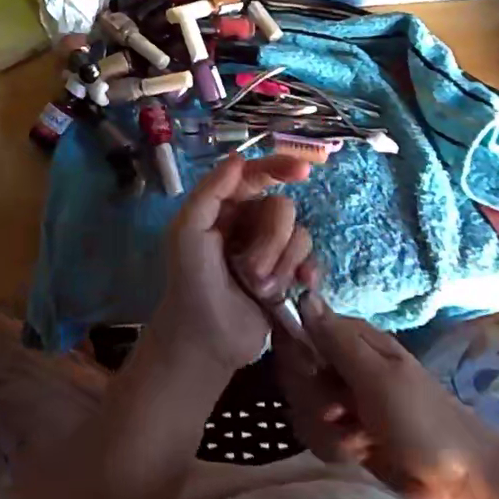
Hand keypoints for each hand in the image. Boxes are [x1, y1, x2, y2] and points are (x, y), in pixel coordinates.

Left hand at [149, 154, 318, 373]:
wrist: (204, 339)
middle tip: (249, 270)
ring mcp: (271, 250)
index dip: (279, 167)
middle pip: (282, 208)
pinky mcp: (287, 276)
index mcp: (224, 207)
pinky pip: (310, 261)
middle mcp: (250, 223)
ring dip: (281, 264)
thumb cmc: (191, 282)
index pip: (256, 175)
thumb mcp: (188, 232)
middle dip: (271, 240)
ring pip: (299, 236)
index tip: (303, 170)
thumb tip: (239, 158)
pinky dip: (305, 273)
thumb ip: (210, 192)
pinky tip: (299, 287)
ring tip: (259, 289)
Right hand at [274, 296, 498, 498]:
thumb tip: (303, 295)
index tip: (312, 372)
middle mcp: (342, 365)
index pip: (300, 330)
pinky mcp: (344, 432)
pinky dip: (335, 446)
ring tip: (359, 436)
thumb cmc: (422, 418)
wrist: (462, 479)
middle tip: (341, 408)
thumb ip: (335, 339)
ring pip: (303, 406)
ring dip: (326, 428)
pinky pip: (316, 434)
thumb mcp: (376, 376)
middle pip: (296, 373)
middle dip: (314, 397)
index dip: (296, 351)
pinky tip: (360, 451)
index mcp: (352, 340)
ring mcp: (343, 400)